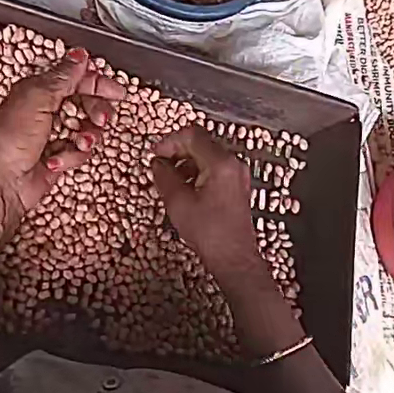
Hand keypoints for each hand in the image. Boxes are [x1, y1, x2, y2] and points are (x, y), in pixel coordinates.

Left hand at [0, 48, 124, 230]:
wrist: (0, 182)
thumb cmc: (9, 139)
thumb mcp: (37, 98)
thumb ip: (63, 77)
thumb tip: (80, 56)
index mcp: (39, 90)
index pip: (76, 79)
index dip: (98, 84)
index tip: (117, 92)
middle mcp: (47, 111)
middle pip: (87, 104)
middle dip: (97, 111)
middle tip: (100, 119)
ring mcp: (53, 135)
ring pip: (88, 130)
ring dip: (86, 137)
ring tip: (79, 143)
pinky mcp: (58, 157)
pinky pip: (80, 153)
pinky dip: (72, 157)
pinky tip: (57, 161)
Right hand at [149, 126, 261, 277]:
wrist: (233, 257)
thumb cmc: (210, 233)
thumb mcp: (178, 202)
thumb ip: (164, 176)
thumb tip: (157, 163)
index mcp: (221, 163)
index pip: (192, 135)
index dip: (169, 142)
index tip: (156, 154)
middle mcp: (233, 164)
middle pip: (200, 143)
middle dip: (177, 152)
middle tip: (160, 166)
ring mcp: (237, 175)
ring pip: (206, 156)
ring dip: (186, 163)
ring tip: (170, 181)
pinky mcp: (236, 187)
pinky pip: (214, 169)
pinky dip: (197, 173)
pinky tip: (185, 190)